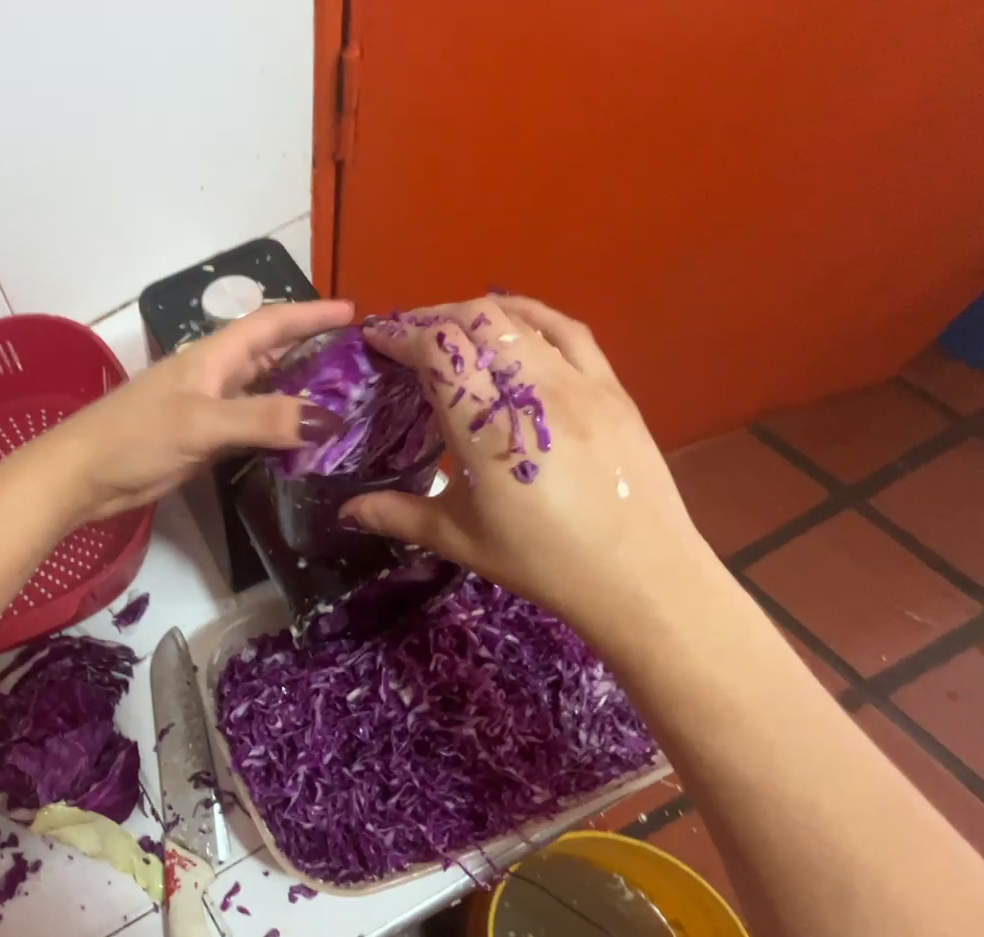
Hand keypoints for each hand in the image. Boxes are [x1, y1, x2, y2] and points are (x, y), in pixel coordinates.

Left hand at [37, 300, 355, 523]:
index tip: (352, 312)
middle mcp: (212, 378)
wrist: (84, 476)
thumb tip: (328, 419)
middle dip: (312, 355)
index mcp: (211, 358)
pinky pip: (249, 431)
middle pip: (270, 357)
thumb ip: (262, 418)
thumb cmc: (135, 437)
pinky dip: (276, 433)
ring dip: (297, 397)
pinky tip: (302, 445)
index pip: (269, 324)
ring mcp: (205, 412)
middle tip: (361, 366)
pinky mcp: (199, 444)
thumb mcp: (202, 423)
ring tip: (346, 405)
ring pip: (262, 396)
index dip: (308, 315)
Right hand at [340, 296, 718, 639]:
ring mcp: (578, 383)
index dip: (400, 336)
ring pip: (520, 318)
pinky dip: (529, 316)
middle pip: (477, 320)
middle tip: (404, 339)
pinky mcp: (610, 388)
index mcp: (488, 428)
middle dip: (433, 318)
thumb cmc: (539, 560)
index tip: (374, 340)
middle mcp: (533, 390)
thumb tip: (344, 511)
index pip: (439, 350)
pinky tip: (510, 324)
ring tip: (448, 333)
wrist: (639, 574)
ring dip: (475, 315)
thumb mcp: (456, 538)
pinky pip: (567, 330)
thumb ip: (395, 514)